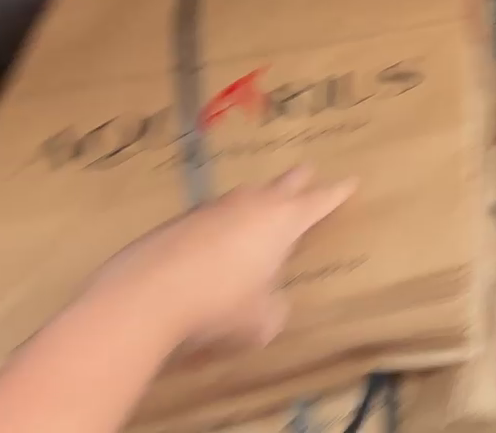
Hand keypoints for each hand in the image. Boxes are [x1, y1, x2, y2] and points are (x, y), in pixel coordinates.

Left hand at [95, 166, 355, 352]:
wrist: (142, 298)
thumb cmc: (218, 304)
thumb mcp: (259, 320)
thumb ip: (274, 310)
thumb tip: (271, 311)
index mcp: (285, 220)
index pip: (323, 199)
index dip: (339, 191)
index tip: (352, 180)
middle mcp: (255, 204)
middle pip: (287, 180)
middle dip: (300, 179)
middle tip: (307, 176)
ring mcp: (214, 208)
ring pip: (244, 195)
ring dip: (253, 203)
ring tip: (252, 217)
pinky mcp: (177, 221)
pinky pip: (206, 218)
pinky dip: (213, 228)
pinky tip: (204, 252)